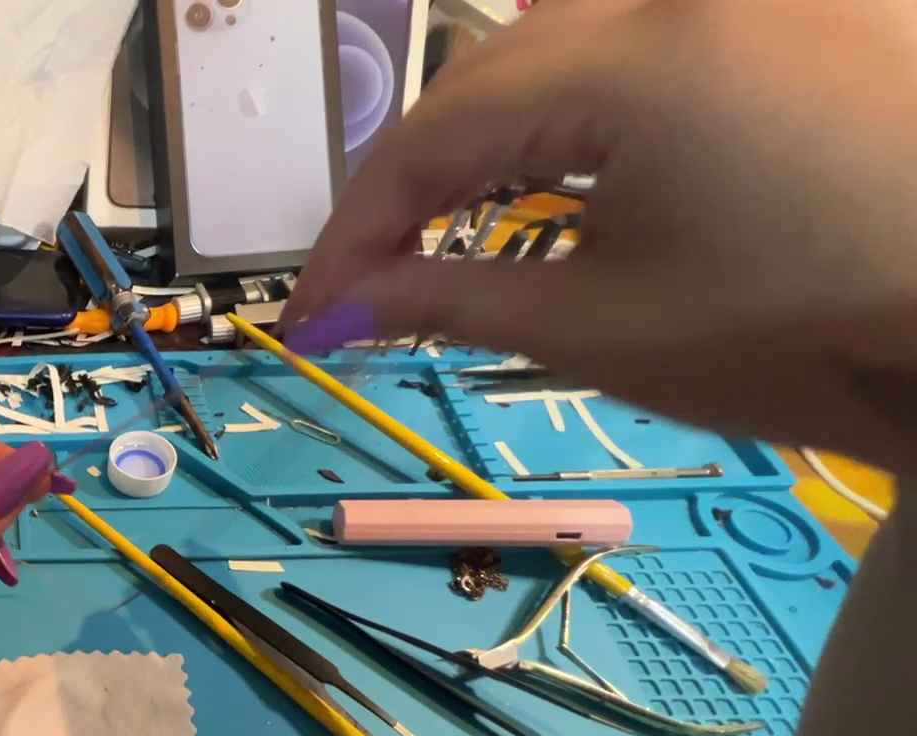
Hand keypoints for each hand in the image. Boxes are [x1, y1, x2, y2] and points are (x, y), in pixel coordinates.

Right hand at [283, 0, 916, 468]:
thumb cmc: (798, 335)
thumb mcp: (586, 327)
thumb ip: (433, 301)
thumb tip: (324, 314)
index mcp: (638, 60)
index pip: (427, 140)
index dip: (347, 235)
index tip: (305, 314)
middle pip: (473, 84)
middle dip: (396, 191)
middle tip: (355, 283)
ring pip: (538, 55)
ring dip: (458, 149)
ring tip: (418, 233)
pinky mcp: (785, 17)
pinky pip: (618, 48)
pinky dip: (541, 117)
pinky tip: (518, 170)